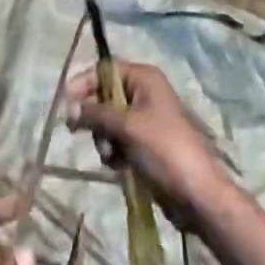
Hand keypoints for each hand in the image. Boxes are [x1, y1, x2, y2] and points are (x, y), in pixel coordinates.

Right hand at [66, 62, 231, 217]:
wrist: (198, 195)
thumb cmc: (164, 150)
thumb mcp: (127, 127)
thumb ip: (95, 113)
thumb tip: (69, 108)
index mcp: (144, 78)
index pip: (105, 69)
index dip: (84, 82)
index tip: (66, 104)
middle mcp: (144, 93)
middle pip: (104, 94)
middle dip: (94, 115)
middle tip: (81, 132)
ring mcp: (145, 119)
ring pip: (108, 120)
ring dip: (103, 137)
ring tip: (110, 155)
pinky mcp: (145, 143)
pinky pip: (117, 139)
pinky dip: (113, 150)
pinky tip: (118, 165)